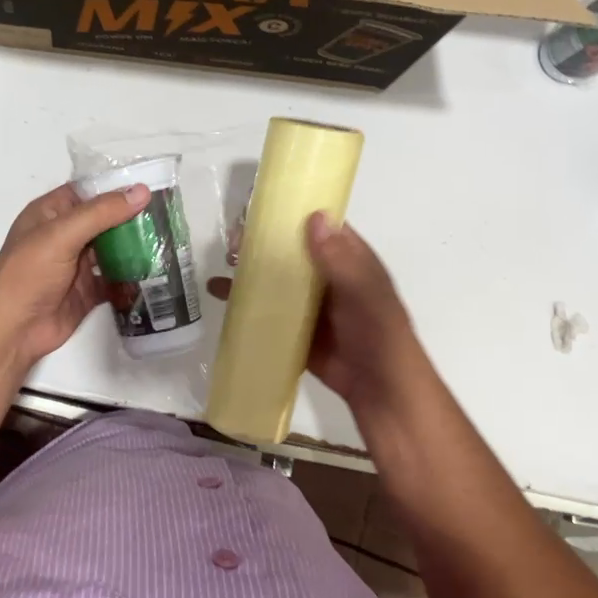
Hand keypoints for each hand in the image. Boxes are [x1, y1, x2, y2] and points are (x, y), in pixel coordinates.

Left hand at [0, 182, 151, 369]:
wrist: (14, 330)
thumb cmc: (29, 274)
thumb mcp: (61, 235)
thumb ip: (101, 213)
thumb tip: (141, 191)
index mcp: (50, 213)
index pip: (87, 191)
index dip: (116, 187)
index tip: (152, 186)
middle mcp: (64, 236)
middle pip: (104, 220)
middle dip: (132, 218)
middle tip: (169, 215)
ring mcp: (76, 265)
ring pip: (112, 250)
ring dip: (136, 247)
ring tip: (170, 241)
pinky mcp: (87, 291)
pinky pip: (114, 279)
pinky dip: (132, 277)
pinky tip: (157, 272)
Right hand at [209, 214, 411, 417]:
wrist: (378, 388)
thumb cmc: (378, 334)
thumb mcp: (364, 293)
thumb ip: (340, 259)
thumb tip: (313, 217)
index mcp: (349, 260)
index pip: (320, 226)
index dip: (292, 214)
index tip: (259, 209)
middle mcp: (326, 276)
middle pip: (290, 250)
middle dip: (261, 243)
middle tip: (234, 244)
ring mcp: (308, 303)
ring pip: (274, 277)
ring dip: (249, 270)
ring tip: (224, 266)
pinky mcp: (293, 327)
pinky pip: (266, 308)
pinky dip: (243, 301)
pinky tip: (219, 295)